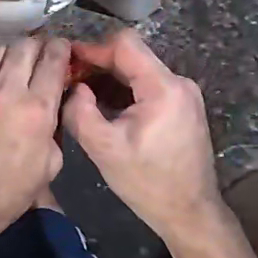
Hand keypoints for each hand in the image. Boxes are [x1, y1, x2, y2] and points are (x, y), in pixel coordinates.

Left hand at [0, 38, 70, 243]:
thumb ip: (57, 124)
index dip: (61, 48)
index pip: (54, 60)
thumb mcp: (52, 162)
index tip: (62, 48)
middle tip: (38, 54)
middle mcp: (6, 92)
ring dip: (10, 54)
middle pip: (25, 47)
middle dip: (37, 46)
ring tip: (12, 64)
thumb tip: (58, 98)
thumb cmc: (12, 189)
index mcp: (37, 109)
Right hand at [63, 30, 222, 240]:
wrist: (189, 213)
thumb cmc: (147, 183)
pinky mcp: (182, 107)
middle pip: (132, 56)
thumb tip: (74, 87)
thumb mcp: (104, 149)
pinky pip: (148, 86)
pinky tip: (103, 105)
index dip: (92, 47)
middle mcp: (179, 83)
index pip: (125, 44)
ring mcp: (184, 95)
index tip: (67, 60)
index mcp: (163, 88)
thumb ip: (81, 112)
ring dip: (109, 78)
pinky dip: (124, 90)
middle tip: (68, 78)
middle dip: (98, 64)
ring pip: (139, 71)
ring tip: (80, 92)